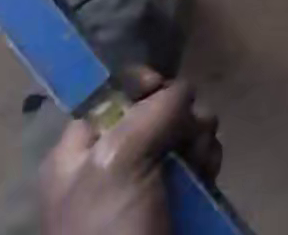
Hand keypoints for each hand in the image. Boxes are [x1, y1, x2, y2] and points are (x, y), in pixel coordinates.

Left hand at [39, 73, 218, 234]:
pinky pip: (197, 162)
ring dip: (198, 134)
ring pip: (180, 133)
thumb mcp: (117, 163)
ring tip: (203, 157)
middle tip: (188, 130)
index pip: (106, 95)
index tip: (159, 85)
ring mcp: (145, 186)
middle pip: (151, 110)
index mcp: (77, 155)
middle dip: (177, 112)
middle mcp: (110, 165)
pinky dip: (208, 159)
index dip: (135, 84)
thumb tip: (182, 90)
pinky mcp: (176, 204)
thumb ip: (151, 112)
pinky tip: (211, 172)